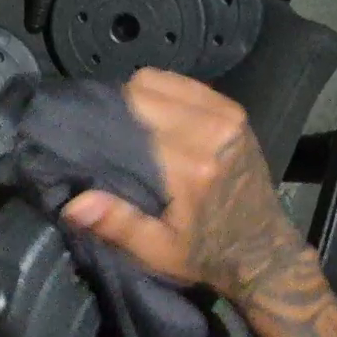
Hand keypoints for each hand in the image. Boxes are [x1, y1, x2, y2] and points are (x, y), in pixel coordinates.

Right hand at [60, 69, 314, 305]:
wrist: (263, 253)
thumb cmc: (205, 255)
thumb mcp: (157, 252)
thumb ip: (118, 224)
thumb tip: (73, 204)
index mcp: (192, 166)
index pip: (130, 119)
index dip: (98, 121)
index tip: (77, 135)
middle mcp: (212, 131)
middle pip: (141, 91)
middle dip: (114, 107)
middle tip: (99, 132)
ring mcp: (227, 116)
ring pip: (159, 81)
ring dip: (136, 97)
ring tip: (124, 125)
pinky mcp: (233, 111)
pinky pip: (182, 84)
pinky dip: (161, 93)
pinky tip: (152, 117)